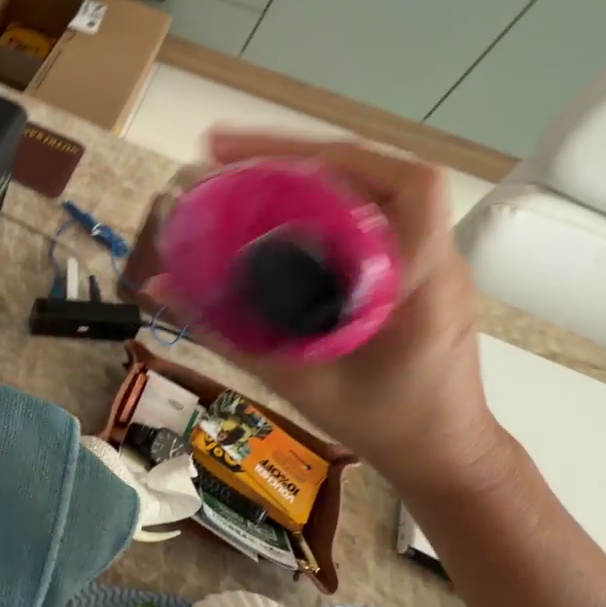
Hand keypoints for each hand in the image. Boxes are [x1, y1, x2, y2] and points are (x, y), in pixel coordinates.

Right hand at [145, 131, 514, 495]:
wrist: (447, 456)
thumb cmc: (386, 424)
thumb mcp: (299, 382)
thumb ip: (228, 334)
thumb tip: (159, 288)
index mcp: (422, 279)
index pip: (407, 186)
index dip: (331, 155)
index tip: (252, 160)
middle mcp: (433, 255)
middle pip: (373, 170)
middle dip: (295, 150)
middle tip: (219, 154)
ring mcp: (426, 257)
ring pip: (368, 184)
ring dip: (304, 166)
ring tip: (237, 170)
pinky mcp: (409, 266)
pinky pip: (362, 209)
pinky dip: (314, 194)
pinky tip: (271, 206)